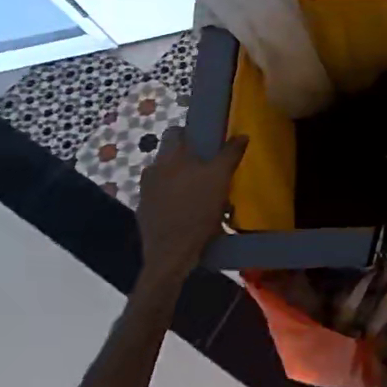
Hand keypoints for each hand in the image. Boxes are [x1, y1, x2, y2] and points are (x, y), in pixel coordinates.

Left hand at [136, 128, 247, 284]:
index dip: (191, 134)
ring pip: (168, 179)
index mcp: (169, 156)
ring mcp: (145, 193)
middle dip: (190, 162)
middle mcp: (152, 170)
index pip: (175, 131)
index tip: (207, 144)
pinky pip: (163, 199)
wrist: (171, 254)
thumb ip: (230, 153)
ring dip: (183, 182)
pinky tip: (191, 214)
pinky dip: (175, 201)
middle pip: (173, 157)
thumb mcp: (221, 178)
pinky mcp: (145, 213)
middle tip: (211, 172)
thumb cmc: (196, 208)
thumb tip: (242, 135)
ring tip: (204, 196)